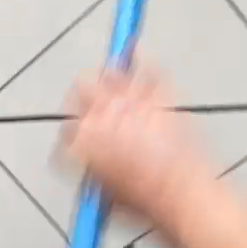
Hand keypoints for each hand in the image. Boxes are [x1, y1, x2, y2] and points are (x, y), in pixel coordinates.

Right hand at [60, 67, 215, 218]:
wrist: (180, 192)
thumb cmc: (141, 200)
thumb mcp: (102, 193)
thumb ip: (92, 169)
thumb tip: (91, 162)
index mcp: (81, 144)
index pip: (66, 128)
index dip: (73, 132)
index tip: (80, 136)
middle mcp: (98, 116)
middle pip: (80, 91)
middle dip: (84, 95)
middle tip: (92, 101)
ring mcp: (128, 102)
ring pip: (107, 74)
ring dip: (108, 75)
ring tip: (112, 75)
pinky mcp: (156, 94)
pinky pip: (144, 64)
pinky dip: (138, 55)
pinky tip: (135, 47)